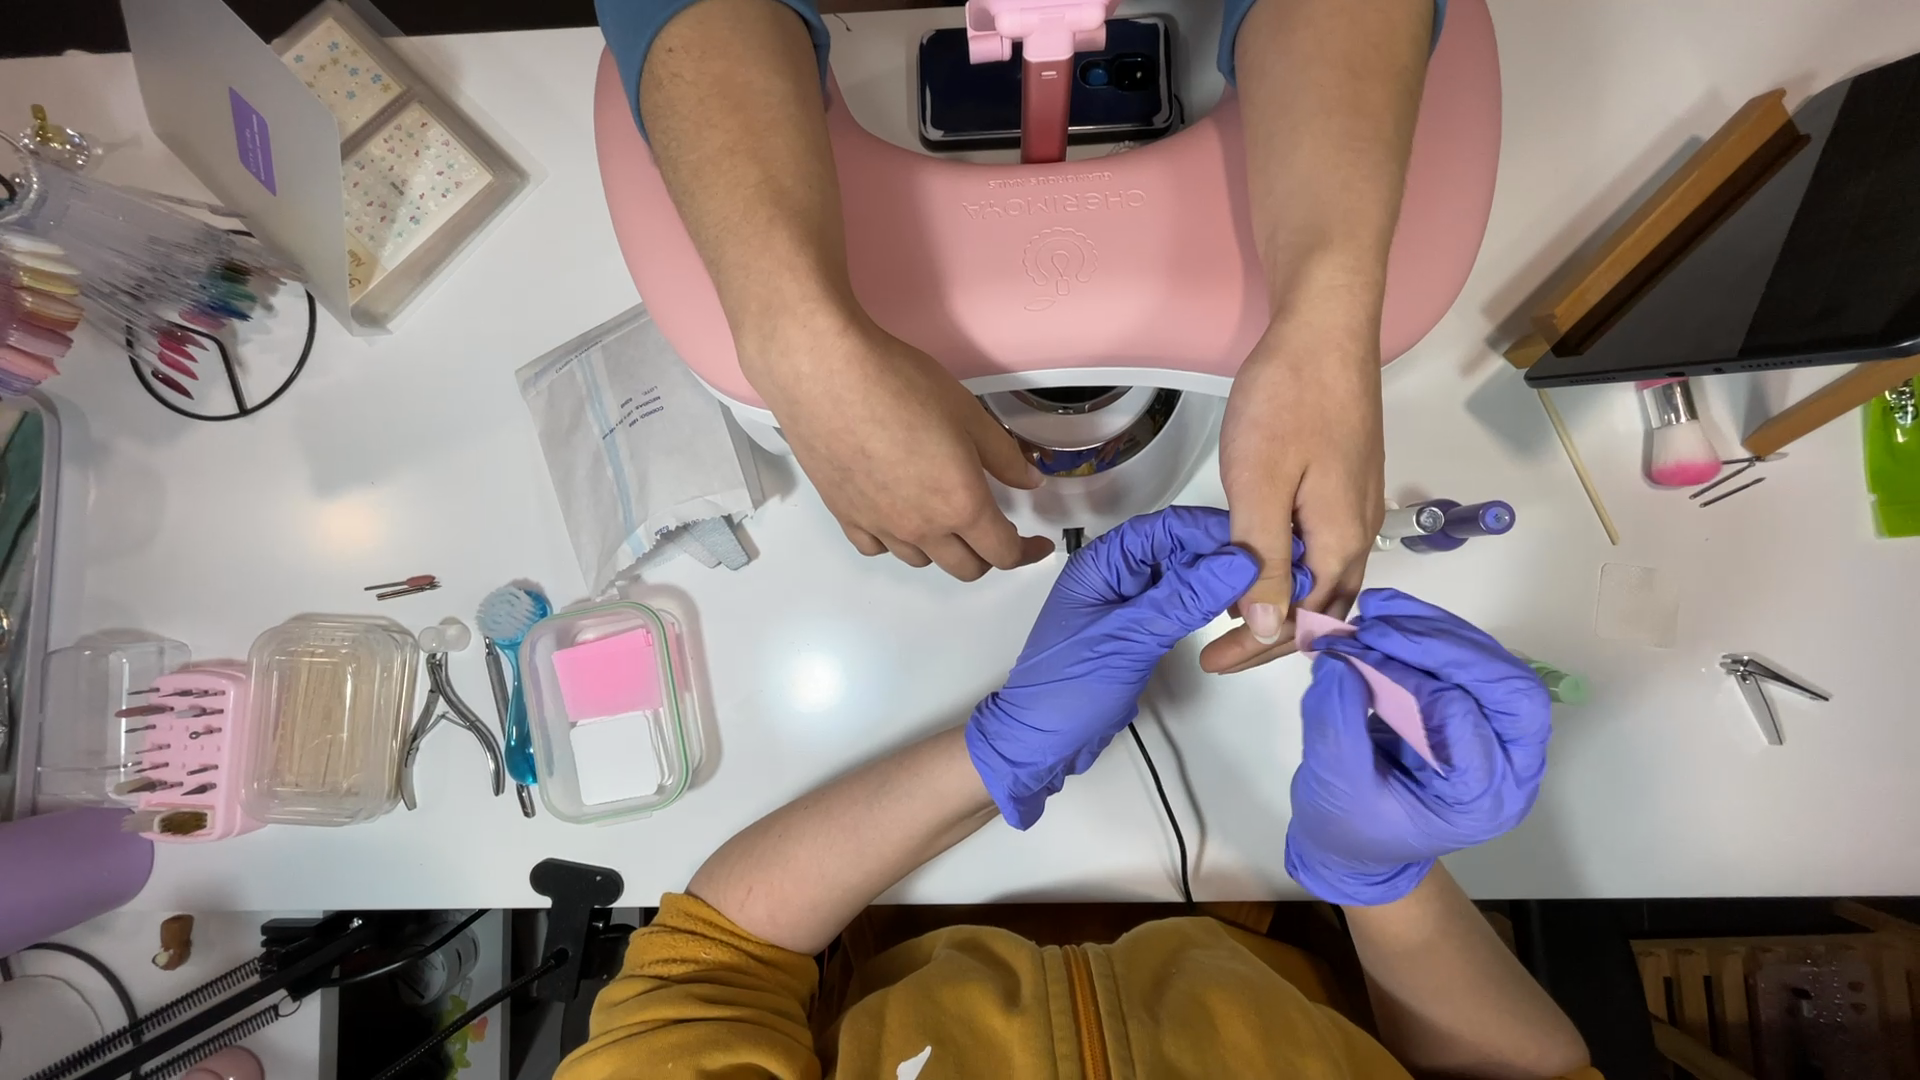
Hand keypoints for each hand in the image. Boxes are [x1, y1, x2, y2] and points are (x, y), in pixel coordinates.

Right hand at [748, 318, 1054, 579]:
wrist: (826, 374)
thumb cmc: (901, 386)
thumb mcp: (970, 414)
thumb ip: (1004, 456)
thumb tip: (1029, 481)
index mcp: (961, 505)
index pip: (1003, 553)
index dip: (1026, 553)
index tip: (1035, 543)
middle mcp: (922, 528)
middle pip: (965, 568)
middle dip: (988, 555)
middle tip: (994, 530)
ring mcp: (880, 526)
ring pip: (921, 561)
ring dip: (943, 549)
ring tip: (945, 518)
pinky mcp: (845, 515)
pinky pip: (877, 547)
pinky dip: (895, 542)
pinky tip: (896, 516)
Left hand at [967, 506, 1258, 827]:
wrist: (1043, 741)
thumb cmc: (1071, 687)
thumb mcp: (1130, 638)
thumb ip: (1184, 598)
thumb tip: (1241, 560)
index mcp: (1102, 562)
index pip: (1165, 529)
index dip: (1213, 532)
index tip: (1265, 543)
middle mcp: (1116, 572)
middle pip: (1179, 548)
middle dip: (1223, 556)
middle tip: (1278, 569)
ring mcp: (1129, 600)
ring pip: (1183, 575)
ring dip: (1220, 580)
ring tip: (1266, 590)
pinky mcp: (1140, 626)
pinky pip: (1180, 603)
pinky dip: (1207, 604)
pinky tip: (1236, 611)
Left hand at [1203, 316, 1384, 673]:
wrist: (1323, 330)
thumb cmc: (1287, 403)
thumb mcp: (1261, 487)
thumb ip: (1264, 560)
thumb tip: (1268, 628)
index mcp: (1340, 541)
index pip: (1307, 622)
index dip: (1261, 650)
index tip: (1216, 662)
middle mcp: (1357, 533)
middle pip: (1321, 608)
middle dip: (1271, 637)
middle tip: (1220, 652)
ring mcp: (1354, 506)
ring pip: (1322, 580)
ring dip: (1281, 606)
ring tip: (1233, 622)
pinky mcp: (1342, 484)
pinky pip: (1319, 549)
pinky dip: (1287, 573)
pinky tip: (1256, 569)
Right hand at [1284, 589, 1551, 905]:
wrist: (1354, 841)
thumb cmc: (1344, 823)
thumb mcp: (1332, 783)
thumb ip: (1334, 724)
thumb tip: (1337, 657)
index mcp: (1480, 799)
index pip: (1462, 719)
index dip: (1406, 679)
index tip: (1349, 655)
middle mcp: (1509, 766)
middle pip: (1507, 689)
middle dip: (1442, 646)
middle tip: (1379, 625)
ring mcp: (1498, 736)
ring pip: (1494, 665)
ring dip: (1435, 629)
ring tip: (1376, 610)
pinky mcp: (1474, 709)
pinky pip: (1468, 659)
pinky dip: (1427, 630)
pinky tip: (1383, 615)